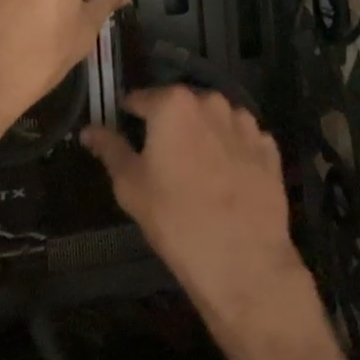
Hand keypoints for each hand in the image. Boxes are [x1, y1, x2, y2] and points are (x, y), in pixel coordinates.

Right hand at [81, 87, 303, 315]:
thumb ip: (110, 149)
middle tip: (159, 160)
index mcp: (173, 104)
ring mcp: (245, 123)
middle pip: (180, 106)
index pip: (140, 99)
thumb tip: (89, 129)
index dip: (128, 116)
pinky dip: (231, 152)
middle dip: (168, 125)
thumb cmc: (176, 219)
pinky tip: (225, 181)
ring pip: (213, 120)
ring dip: (202, 135)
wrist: (244, 260)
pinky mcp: (269, 148)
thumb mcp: (130, 185)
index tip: (124, 135)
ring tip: (195, 172)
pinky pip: (241, 140)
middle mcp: (211, 101)